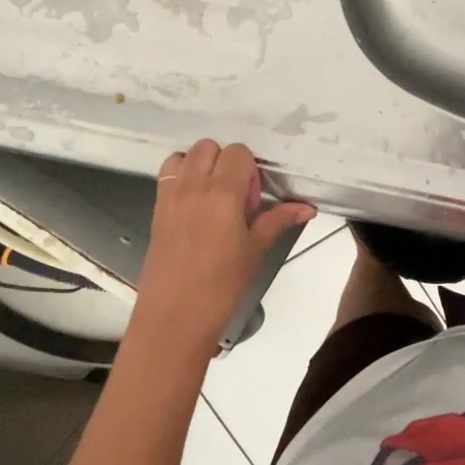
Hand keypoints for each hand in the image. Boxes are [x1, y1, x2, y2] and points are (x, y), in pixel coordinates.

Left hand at [133, 139, 315, 347]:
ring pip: (183, 156)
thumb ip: (279, 220)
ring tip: (213, 197)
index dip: (250, 171)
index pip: (238, 153)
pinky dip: (181, 178)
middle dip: (226, 163)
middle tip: (236, 198)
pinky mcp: (156, 211)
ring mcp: (170, 197)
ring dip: (200, 166)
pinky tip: (195, 209)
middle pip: (208, 147)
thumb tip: (307, 207)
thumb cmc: (222, 285)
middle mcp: (192, 187)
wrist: (174, 317)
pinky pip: (167, 176)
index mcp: (222, 193)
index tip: (252, 201)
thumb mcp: (256, 250)